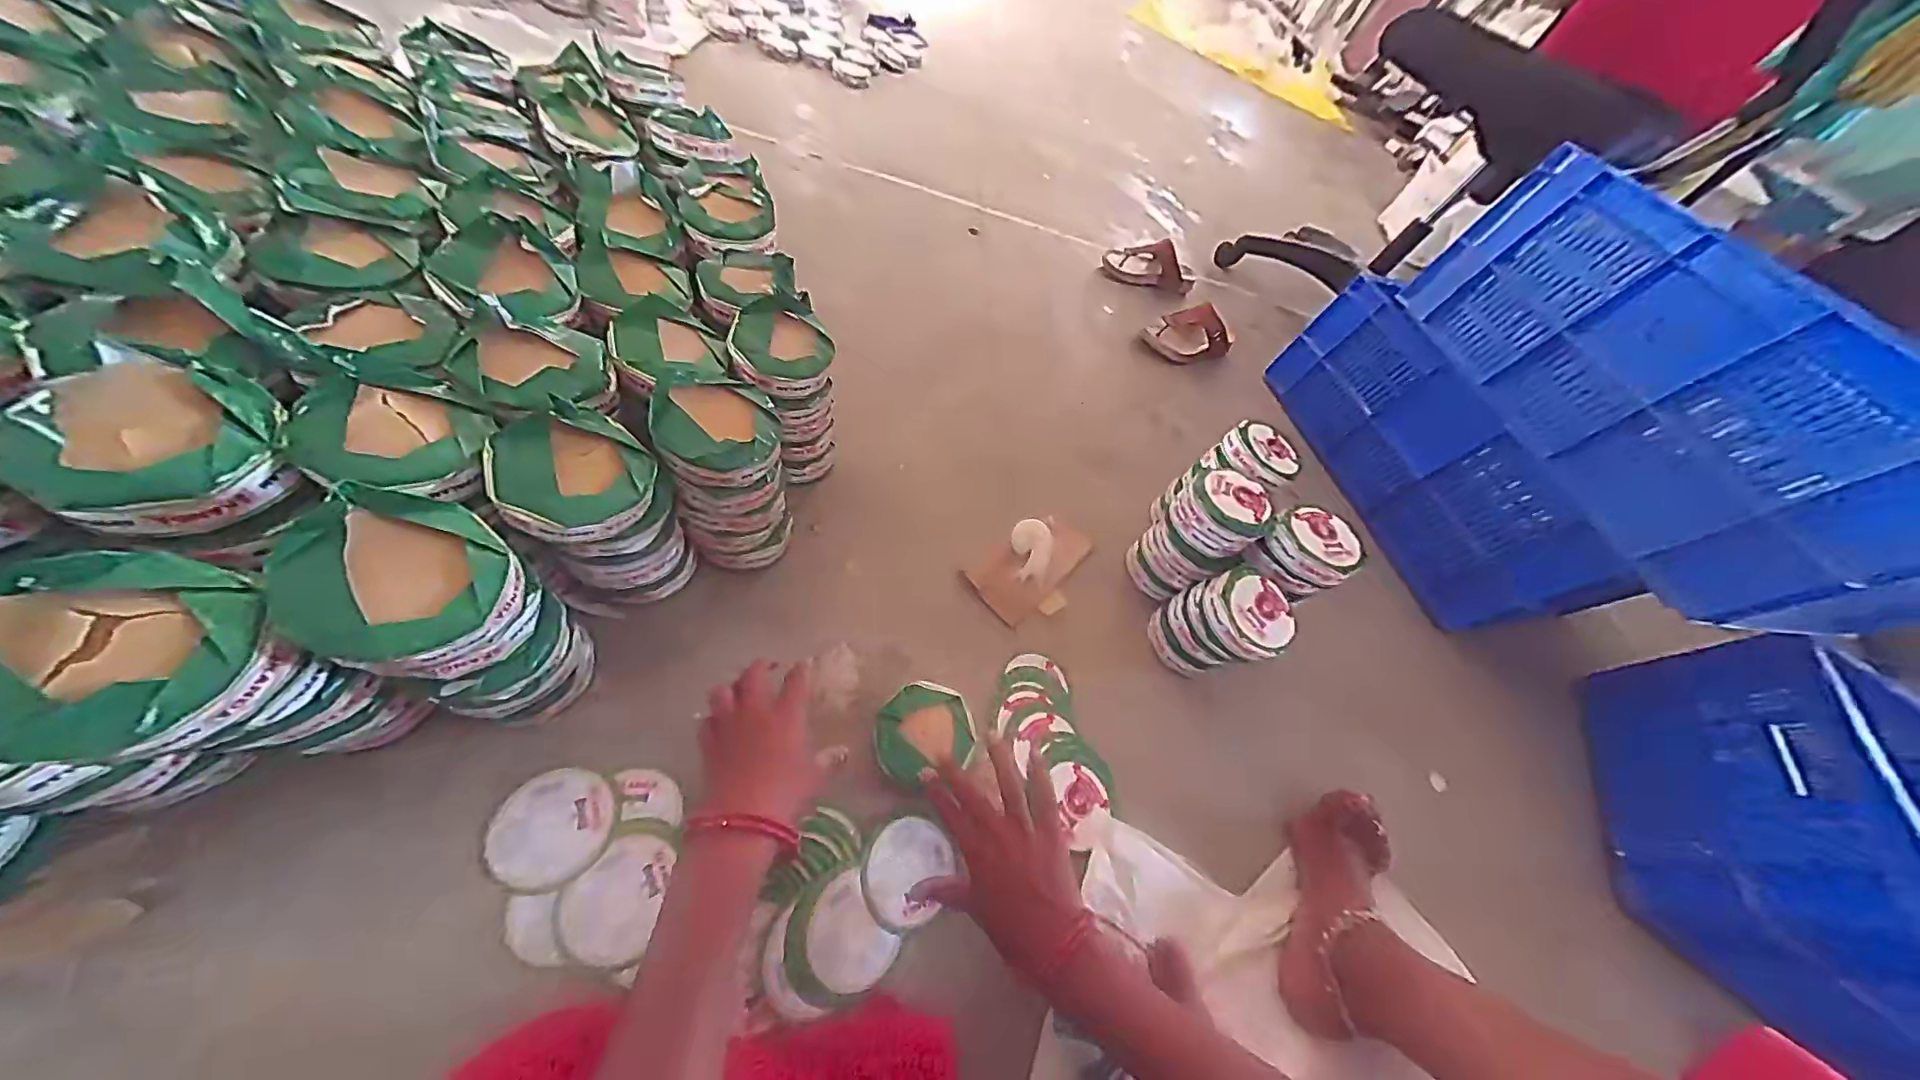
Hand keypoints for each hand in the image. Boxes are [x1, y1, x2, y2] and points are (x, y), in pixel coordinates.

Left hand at [698, 660, 840, 826]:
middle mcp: (756, 711)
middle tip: (768, 668)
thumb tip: (841, 753)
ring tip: (738, 693)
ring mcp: (728, 724)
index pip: (795, 681)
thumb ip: (827, 761)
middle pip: (754, 674)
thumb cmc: (786, 792)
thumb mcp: (814, 777)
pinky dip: (713, 718)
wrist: (743, 817)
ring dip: (731, 688)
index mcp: (787, 715)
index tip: (802, 666)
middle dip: (761, 666)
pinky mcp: (708, 742)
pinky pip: (706, 720)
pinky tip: (718, 724)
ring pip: (722, 691)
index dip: (800, 671)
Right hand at [912, 736, 1086, 978]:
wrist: (1054, 937)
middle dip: (956, 773)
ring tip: (992, 735)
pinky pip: (1045, 795)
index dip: (937, 793)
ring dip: (1000, 759)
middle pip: (974, 795)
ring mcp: (1026, 827)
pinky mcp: (1051, 828)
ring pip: (1010, 785)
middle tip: (945, 752)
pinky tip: (1036, 752)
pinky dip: (1040, 773)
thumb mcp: (974, 908)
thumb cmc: (1010, 926)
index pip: (951, 814)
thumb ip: (946, 891)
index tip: (925, 774)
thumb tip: (914, 891)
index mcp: (976, 851)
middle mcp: (998, 832)